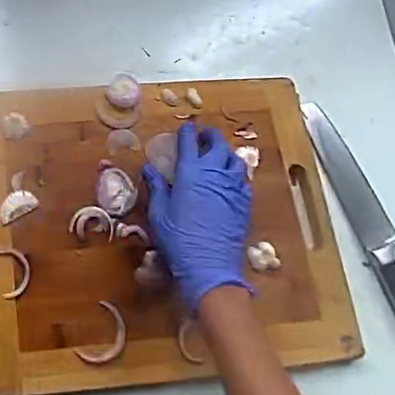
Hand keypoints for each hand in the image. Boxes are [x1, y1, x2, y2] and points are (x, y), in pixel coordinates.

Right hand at [141, 122, 251, 308]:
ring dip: (225, 153)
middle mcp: (214, 172)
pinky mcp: (245, 201)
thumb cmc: (178, 240)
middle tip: (204, 136)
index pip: (189, 142)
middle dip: (210, 136)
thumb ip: (156, 187)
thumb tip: (149, 169)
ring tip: (219, 156)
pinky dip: (236, 174)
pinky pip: (243, 179)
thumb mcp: (159, 214)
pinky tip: (230, 181)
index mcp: (190, 171)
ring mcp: (233, 186)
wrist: (210, 266)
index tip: (186, 128)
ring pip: (234, 159)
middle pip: (217, 143)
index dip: (187, 132)